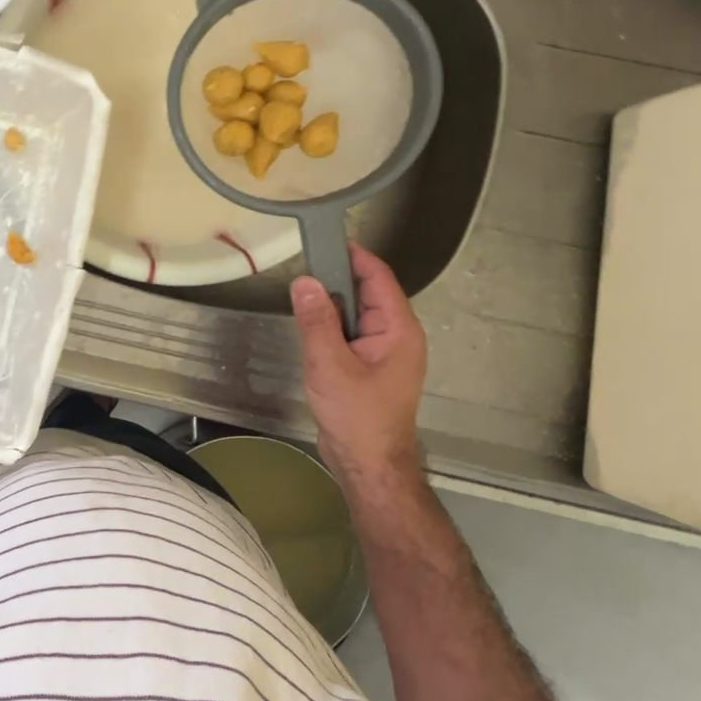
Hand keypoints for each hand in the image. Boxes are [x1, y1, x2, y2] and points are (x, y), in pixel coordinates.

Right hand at [290, 242, 426, 487]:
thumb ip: (317, 321)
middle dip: (337, 277)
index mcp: (399, 329)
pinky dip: (331, 325)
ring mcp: (384, 352)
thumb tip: (306, 282)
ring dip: (331, 304)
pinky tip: (310, 327)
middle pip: (367, 293)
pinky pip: (350, 334)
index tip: (325, 237)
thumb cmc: (357, 415)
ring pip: (356, 314)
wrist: (368, 463)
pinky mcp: (369, 367)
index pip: (378, 278)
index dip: (354, 255)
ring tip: (301, 291)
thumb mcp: (330, 365)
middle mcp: (397, 336)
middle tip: (303, 264)